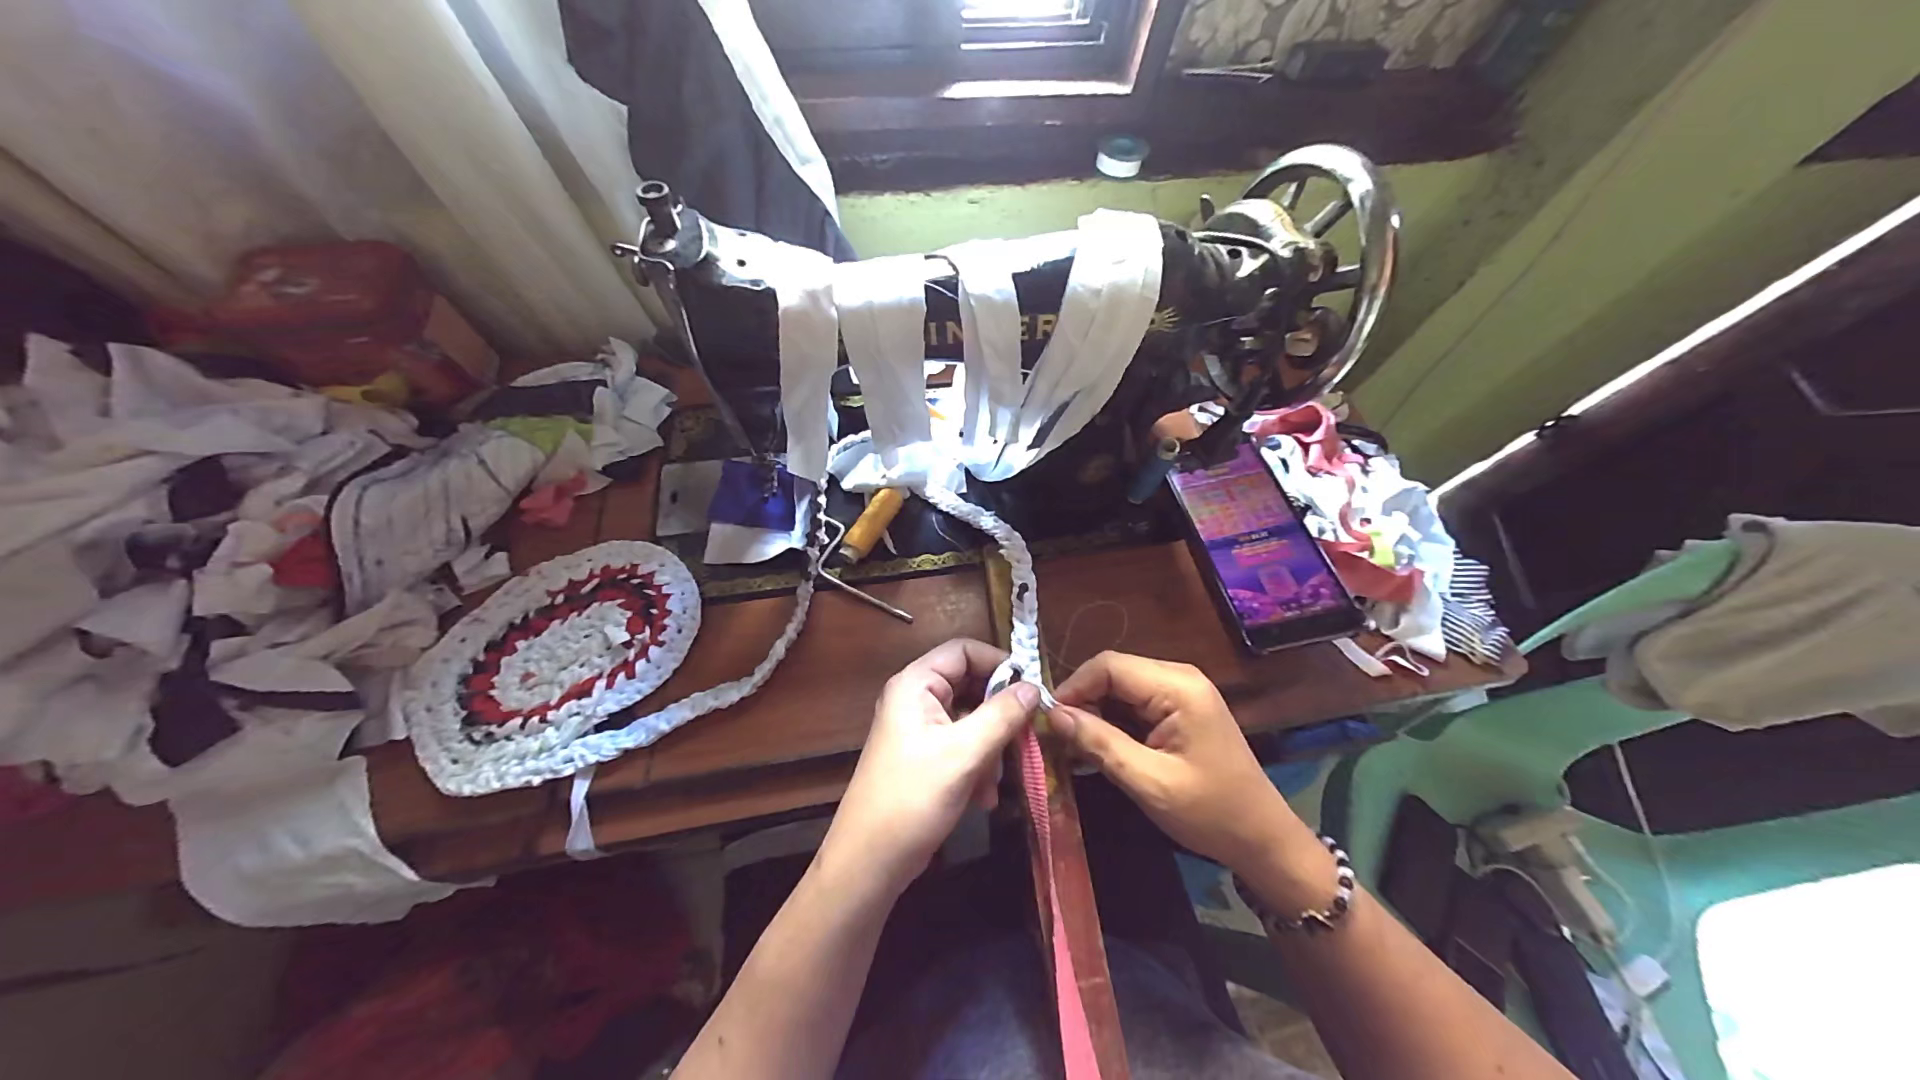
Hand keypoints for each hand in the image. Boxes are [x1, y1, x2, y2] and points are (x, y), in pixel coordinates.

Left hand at [820, 639, 1037, 895]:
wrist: (869, 862)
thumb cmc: (913, 798)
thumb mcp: (965, 754)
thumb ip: (1002, 715)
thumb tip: (1033, 686)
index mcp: (915, 684)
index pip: (964, 651)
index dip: (1000, 663)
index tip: (1032, 689)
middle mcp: (915, 699)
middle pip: (971, 686)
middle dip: (999, 716)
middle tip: (1023, 740)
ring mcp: (918, 729)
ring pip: (971, 720)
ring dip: (991, 749)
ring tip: (994, 783)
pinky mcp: (924, 757)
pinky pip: (962, 746)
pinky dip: (978, 767)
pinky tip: (983, 798)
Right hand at [1047, 651, 1320, 880]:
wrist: (1262, 839)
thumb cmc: (1209, 812)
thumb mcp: (1148, 782)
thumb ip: (1100, 743)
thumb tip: (1053, 715)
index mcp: (1177, 687)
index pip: (1108, 666)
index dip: (1073, 688)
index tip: (1049, 722)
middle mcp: (1179, 677)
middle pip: (1113, 673)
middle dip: (1082, 701)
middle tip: (1058, 738)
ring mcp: (1181, 692)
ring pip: (1119, 688)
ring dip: (1094, 714)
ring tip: (1072, 747)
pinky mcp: (1179, 710)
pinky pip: (1133, 704)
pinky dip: (1111, 723)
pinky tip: (1097, 750)